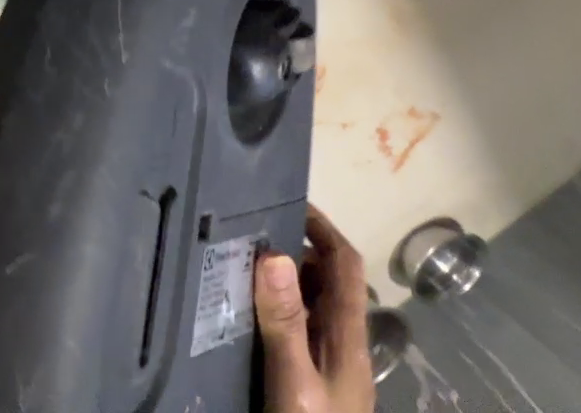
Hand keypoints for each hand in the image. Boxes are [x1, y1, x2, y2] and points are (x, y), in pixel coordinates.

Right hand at [255, 206, 373, 412]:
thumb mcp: (294, 382)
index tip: (285, 199)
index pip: (344, 266)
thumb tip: (276, 253)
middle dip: (292, 247)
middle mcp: (341, 345)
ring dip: (280, 278)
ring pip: (308, 305)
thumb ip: (284, 322)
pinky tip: (238, 312)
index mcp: (347, 338)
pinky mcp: (308, 381)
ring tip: (234, 261)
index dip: (322, 228)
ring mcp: (327, 365)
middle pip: (326, 281)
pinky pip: (293, 329)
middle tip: (243, 229)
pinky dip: (271, 308)